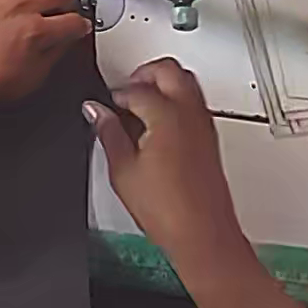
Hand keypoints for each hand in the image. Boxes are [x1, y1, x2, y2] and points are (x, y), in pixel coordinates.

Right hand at [86, 58, 246, 263]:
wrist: (204, 237)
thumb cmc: (168, 210)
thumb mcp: (123, 170)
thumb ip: (108, 133)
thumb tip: (96, 111)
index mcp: (166, 115)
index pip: (137, 89)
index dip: (117, 94)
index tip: (107, 105)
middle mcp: (189, 113)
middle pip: (168, 70)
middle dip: (144, 73)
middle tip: (126, 90)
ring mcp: (203, 124)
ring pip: (186, 80)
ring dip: (163, 82)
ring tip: (141, 101)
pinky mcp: (210, 137)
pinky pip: (194, 101)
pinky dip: (177, 98)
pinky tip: (160, 120)